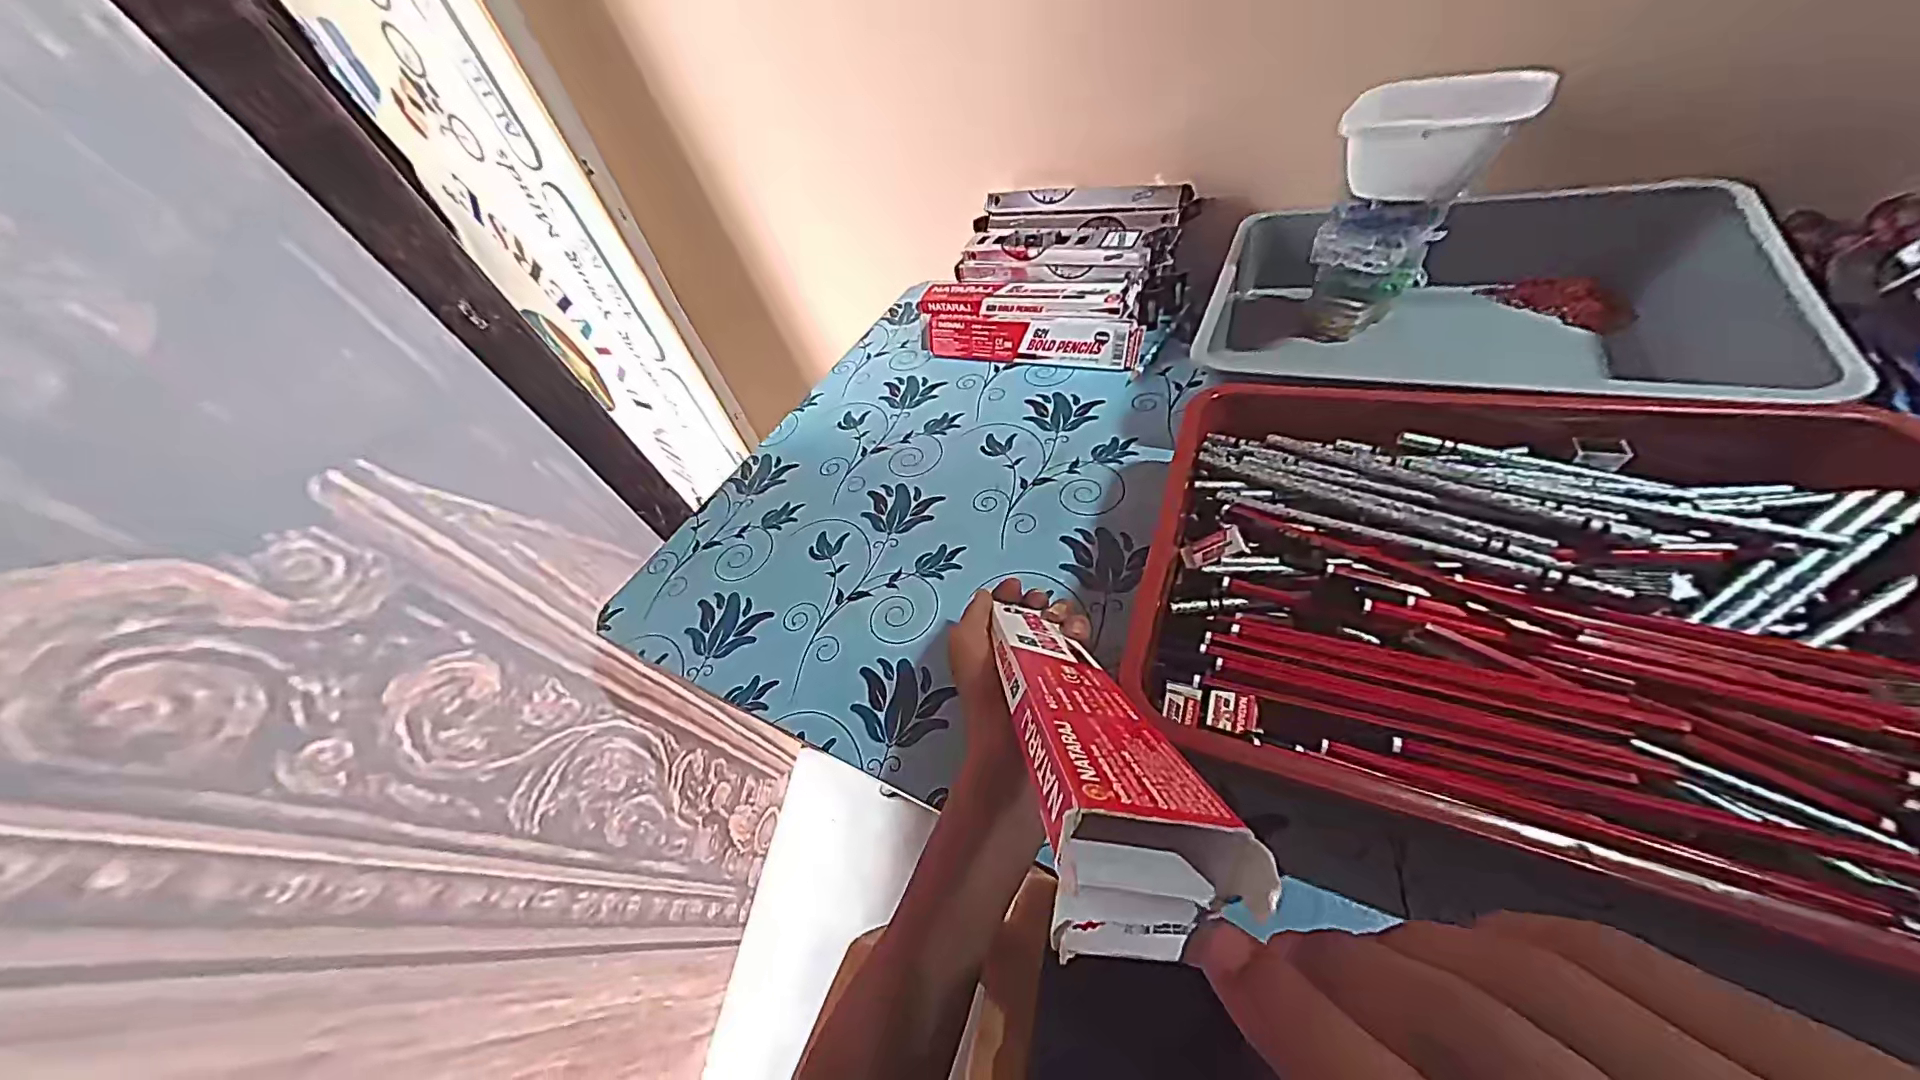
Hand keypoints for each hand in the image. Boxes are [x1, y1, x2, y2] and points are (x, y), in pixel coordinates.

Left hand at [947, 578, 1091, 803]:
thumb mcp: (965, 645)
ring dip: (1065, 616)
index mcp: (990, 643)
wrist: (1012, 746)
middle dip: (1042, 603)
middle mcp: (1018, 653)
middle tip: (1041, 608)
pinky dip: (1080, 636)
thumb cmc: (984, 695)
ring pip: (1063, 628)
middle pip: (1037, 614)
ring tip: (1061, 625)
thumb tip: (989, 594)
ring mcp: (1045, 667)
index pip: (1006, 608)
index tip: (1017, 589)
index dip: (1012, 594)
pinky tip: (1076, 639)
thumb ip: (975, 614)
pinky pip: (1081, 649)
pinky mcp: (1069, 679)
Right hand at [1186, 912, 1917, 1079]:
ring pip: (1531, 972)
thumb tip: (1307, 1054)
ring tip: (1360, 944)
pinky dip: (1532, 933)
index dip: (1286, 1014)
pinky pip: (1638, 960)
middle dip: (1338, 970)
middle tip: (1280, 952)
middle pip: (1456, 1024)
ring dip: (1414, 944)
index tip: (1223, 955)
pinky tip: (1482, 934)